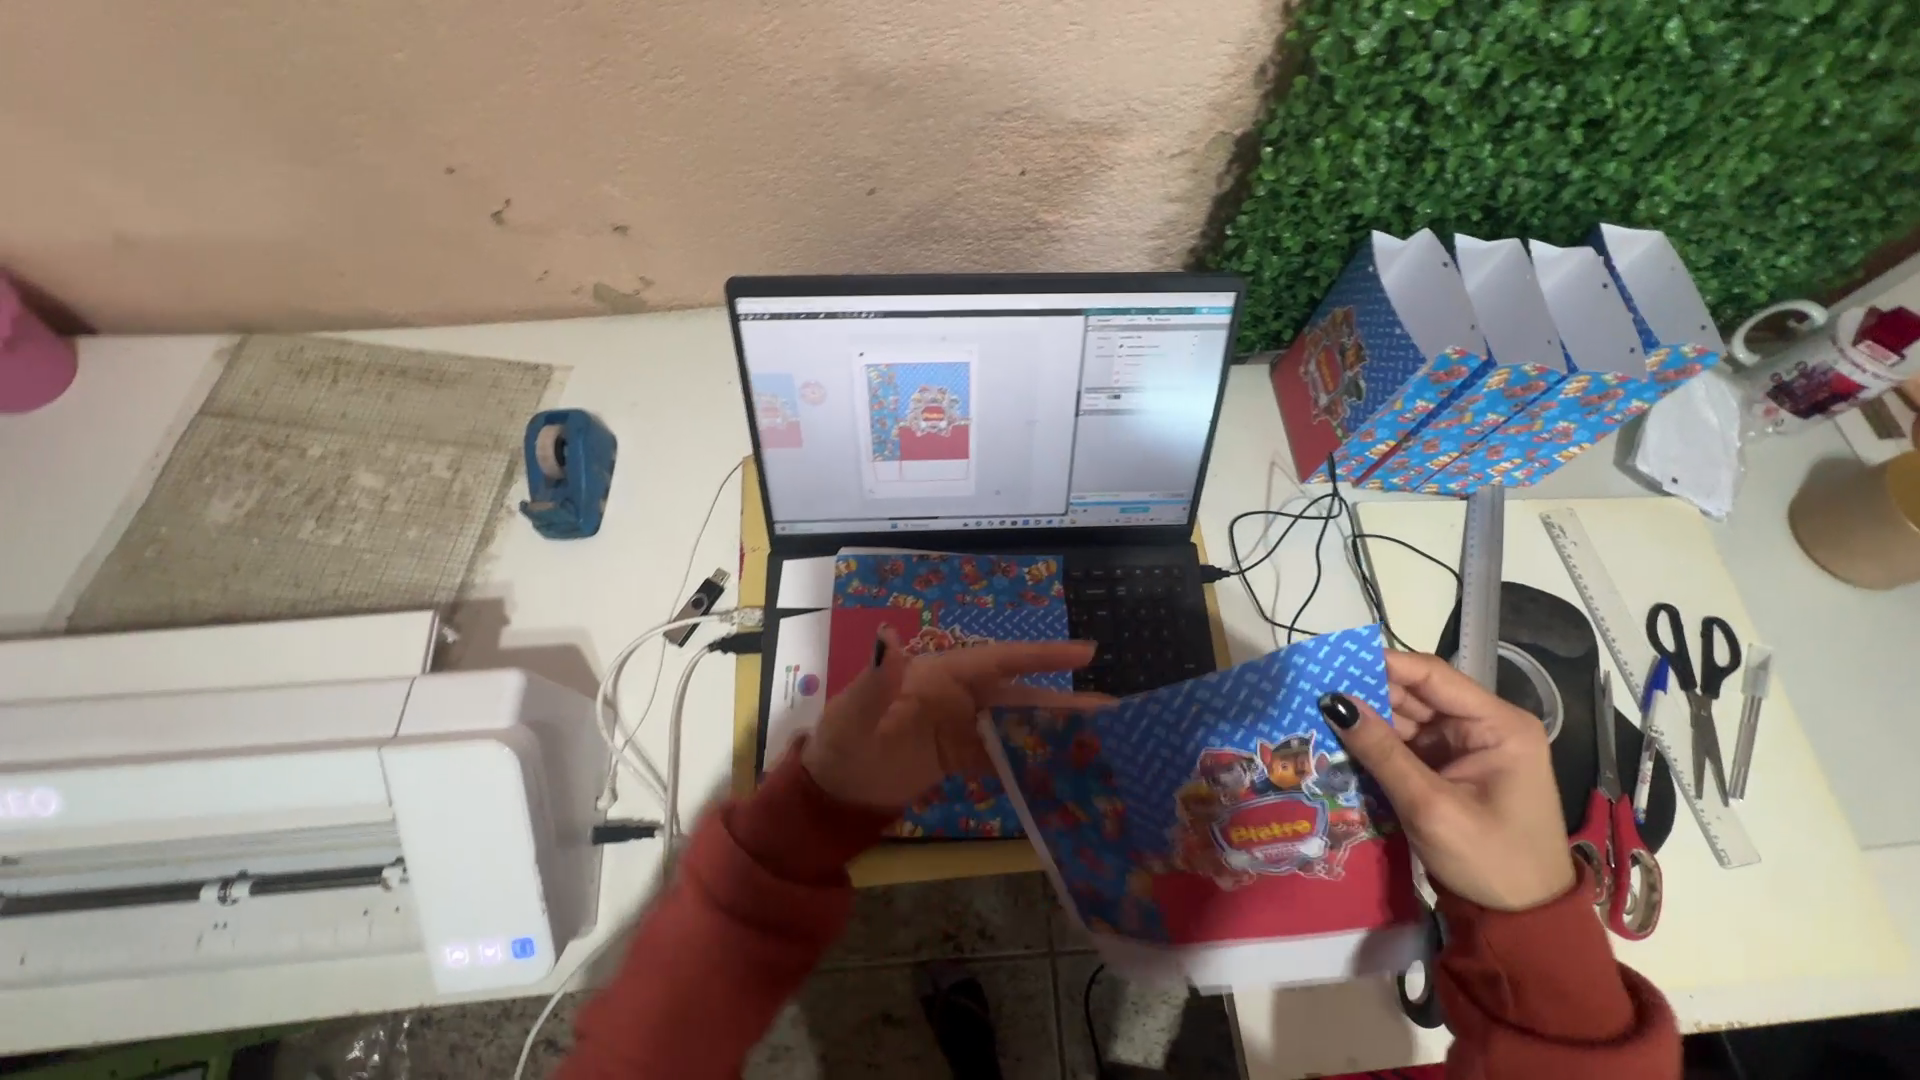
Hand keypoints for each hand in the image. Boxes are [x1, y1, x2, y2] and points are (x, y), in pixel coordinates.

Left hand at [800, 626, 1113, 811]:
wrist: (831, 792)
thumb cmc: (842, 743)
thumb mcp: (855, 712)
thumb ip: (879, 679)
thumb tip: (888, 637)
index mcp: (938, 675)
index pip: (998, 660)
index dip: (1042, 655)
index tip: (1087, 651)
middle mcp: (957, 697)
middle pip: (1018, 695)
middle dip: (1063, 701)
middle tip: (1113, 710)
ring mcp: (961, 728)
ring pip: (1016, 726)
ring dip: (1052, 732)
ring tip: (1097, 742)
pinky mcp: (959, 758)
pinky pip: (1002, 757)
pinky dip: (1028, 764)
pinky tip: (1058, 774)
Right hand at [1322, 650, 1574, 912]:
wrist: (1522, 922)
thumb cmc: (1489, 860)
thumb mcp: (1429, 805)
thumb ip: (1381, 751)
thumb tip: (1334, 702)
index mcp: (1498, 726)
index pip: (1433, 675)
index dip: (1382, 663)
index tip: (1331, 662)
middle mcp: (1483, 727)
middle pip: (1415, 694)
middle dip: (1366, 692)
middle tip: (1311, 690)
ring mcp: (1465, 748)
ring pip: (1404, 718)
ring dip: (1365, 719)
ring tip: (1313, 713)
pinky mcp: (1447, 769)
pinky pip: (1403, 744)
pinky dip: (1374, 744)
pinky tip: (1337, 740)